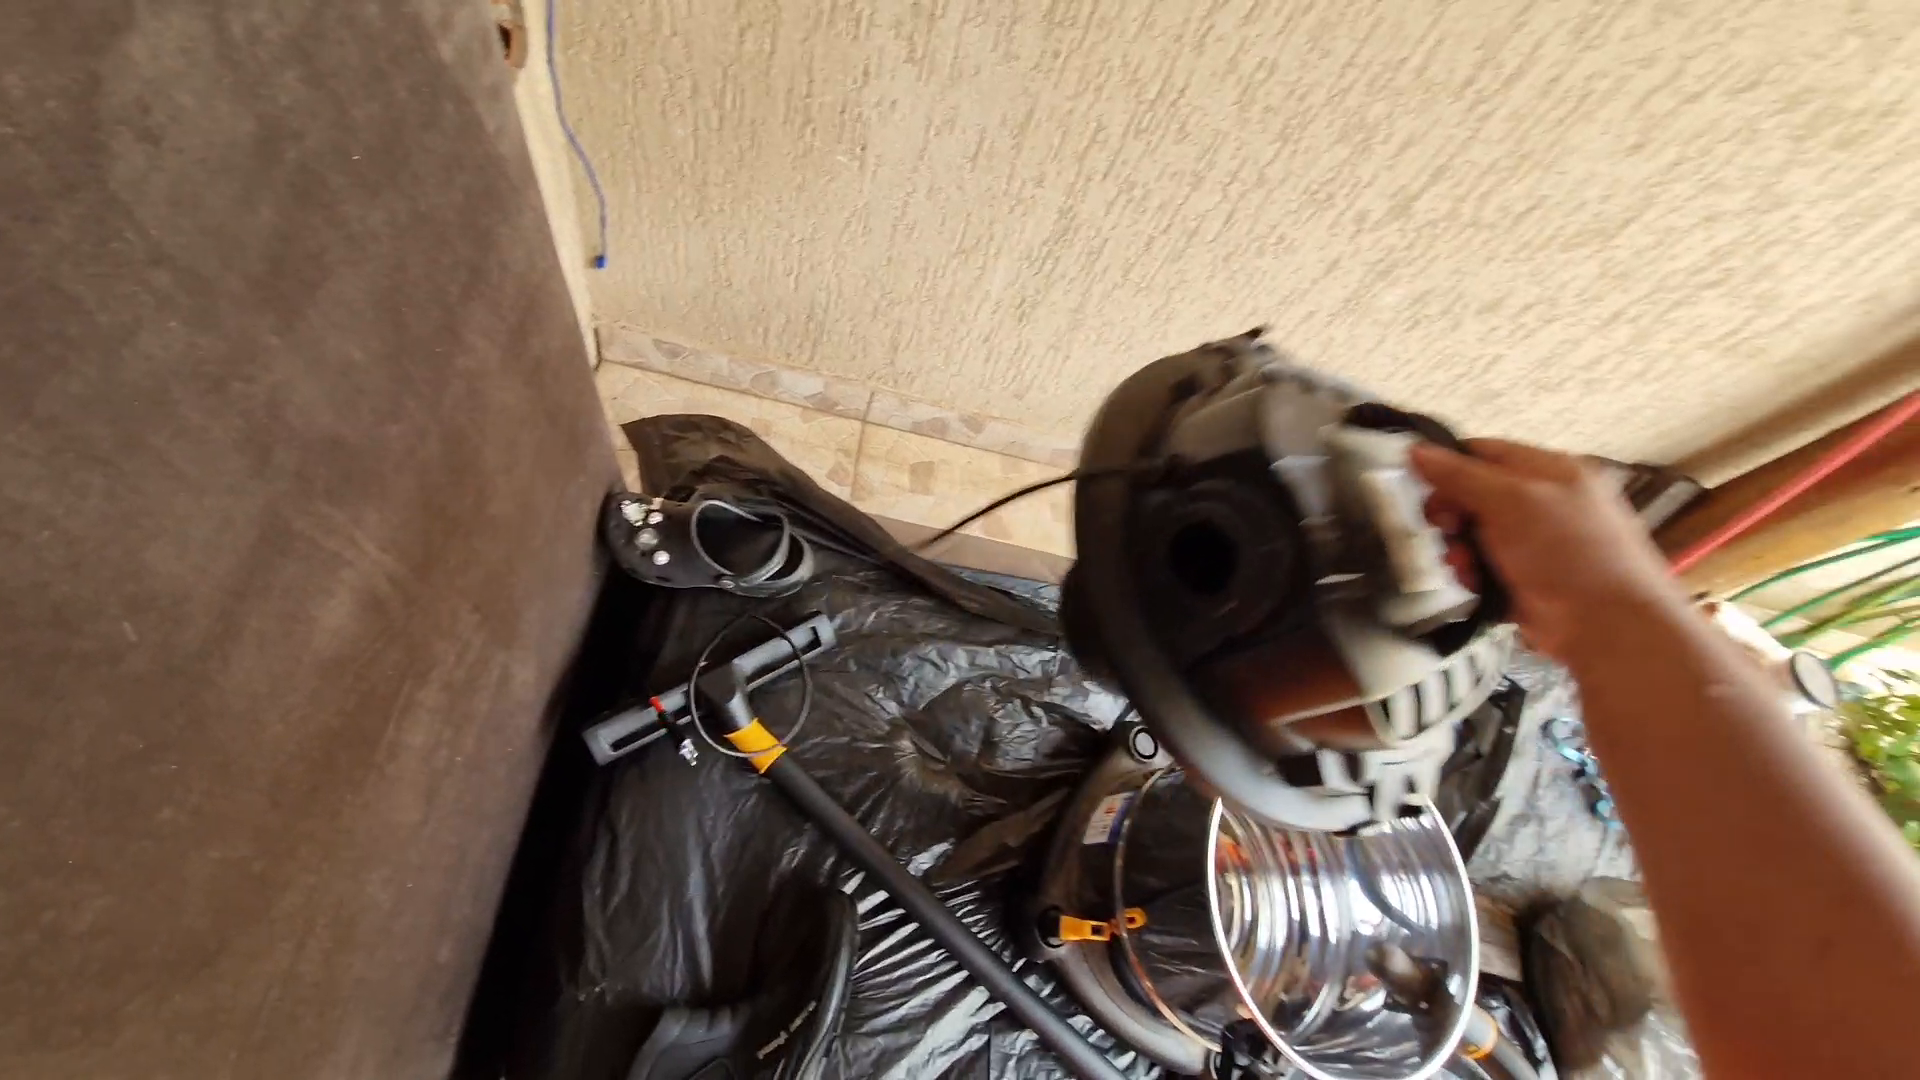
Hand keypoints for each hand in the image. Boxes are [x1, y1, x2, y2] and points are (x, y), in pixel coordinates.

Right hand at [1409, 439, 1685, 662]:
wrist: (1607, 626)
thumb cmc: (1566, 552)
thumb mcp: (1511, 502)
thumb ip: (1460, 475)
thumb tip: (1414, 449)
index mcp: (1550, 470)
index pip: (1481, 452)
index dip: (1447, 467)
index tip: (1424, 489)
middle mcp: (1542, 500)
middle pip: (1470, 494)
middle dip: (1451, 515)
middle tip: (1446, 530)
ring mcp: (1533, 540)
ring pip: (1470, 533)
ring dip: (1458, 549)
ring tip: (1466, 567)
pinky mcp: (1523, 574)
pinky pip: (1479, 564)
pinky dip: (1472, 573)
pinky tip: (1477, 584)